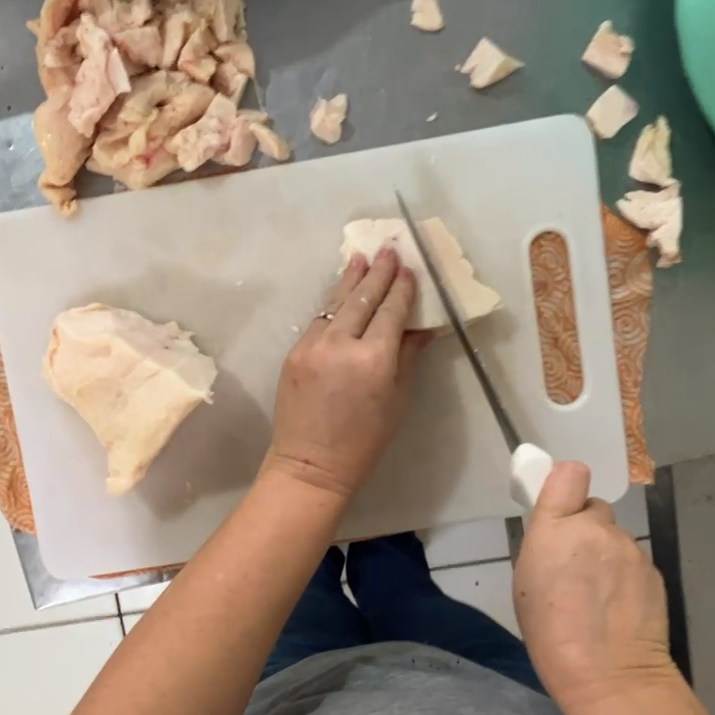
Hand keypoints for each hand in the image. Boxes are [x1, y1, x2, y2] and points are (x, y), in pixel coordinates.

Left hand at [264, 249, 430, 499]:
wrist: (311, 465)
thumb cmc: (364, 441)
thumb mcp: (397, 401)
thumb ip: (408, 358)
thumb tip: (421, 326)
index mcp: (374, 359)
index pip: (392, 311)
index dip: (402, 288)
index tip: (409, 268)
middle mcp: (341, 345)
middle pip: (362, 298)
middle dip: (377, 272)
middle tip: (387, 249)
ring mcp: (312, 346)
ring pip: (335, 304)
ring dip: (350, 280)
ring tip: (360, 258)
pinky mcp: (294, 353)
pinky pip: (318, 321)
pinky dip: (332, 306)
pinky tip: (340, 294)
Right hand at [514, 462, 682, 714]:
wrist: (607, 674)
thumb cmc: (549, 631)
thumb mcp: (526, 580)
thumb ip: (546, 543)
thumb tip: (562, 535)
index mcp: (555, 528)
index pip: (569, 475)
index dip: (565, 487)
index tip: (561, 507)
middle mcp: (596, 529)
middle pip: (592, 510)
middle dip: (585, 530)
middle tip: (576, 567)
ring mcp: (630, 549)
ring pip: (614, 539)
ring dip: (606, 556)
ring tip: (598, 596)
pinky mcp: (654, 571)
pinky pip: (633, 563)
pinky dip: (625, 577)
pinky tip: (618, 607)